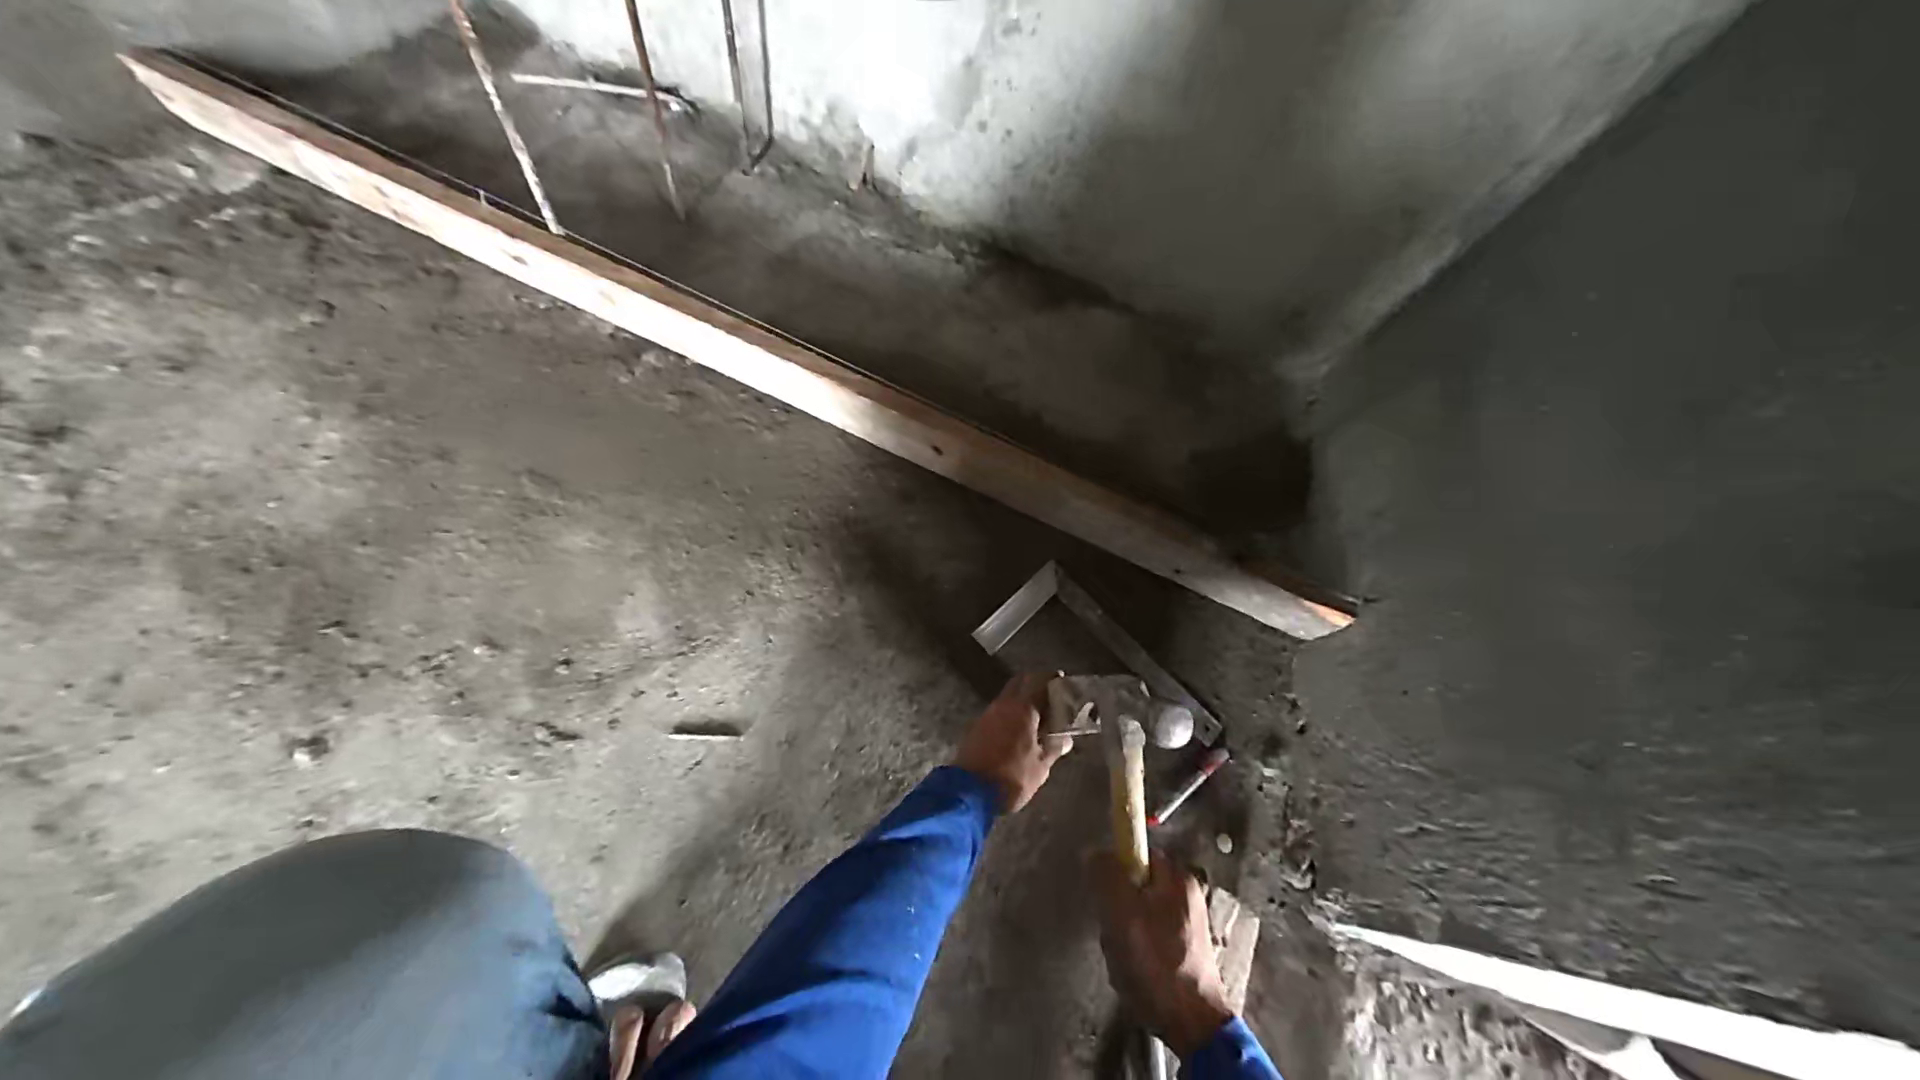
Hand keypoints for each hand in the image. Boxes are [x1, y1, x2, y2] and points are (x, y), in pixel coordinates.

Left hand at [953, 672, 1072, 812]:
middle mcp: (1002, 704)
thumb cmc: (1011, 778)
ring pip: (1008, 697)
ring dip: (1023, 701)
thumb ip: (1054, 748)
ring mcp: (986, 715)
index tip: (1065, 685)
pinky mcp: (976, 728)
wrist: (968, 793)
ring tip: (1039, 719)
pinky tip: (1020, 732)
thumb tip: (1066, 738)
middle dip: (1036, 685)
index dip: (1053, 680)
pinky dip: (1011, 714)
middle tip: (1052, 700)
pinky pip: (998, 712)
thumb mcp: (1040, 767)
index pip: (1039, 680)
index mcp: (1021, 708)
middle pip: (1020, 683)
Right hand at [1092, 850, 1235, 1057]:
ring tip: (1123, 955)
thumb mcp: (1122, 912)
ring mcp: (1184, 924)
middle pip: (1132, 884)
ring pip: (1134, 914)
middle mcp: (1184, 895)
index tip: (1105, 892)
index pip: (1135, 852)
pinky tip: (1132, 970)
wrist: (1190, 1025)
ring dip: (1120, 933)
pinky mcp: (1180, 950)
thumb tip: (1094, 852)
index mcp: (1177, 878)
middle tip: (1113, 930)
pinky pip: (1144, 937)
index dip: (1115, 869)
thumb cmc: (1156, 964)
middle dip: (1115, 908)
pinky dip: (1132, 950)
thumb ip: (1106, 875)